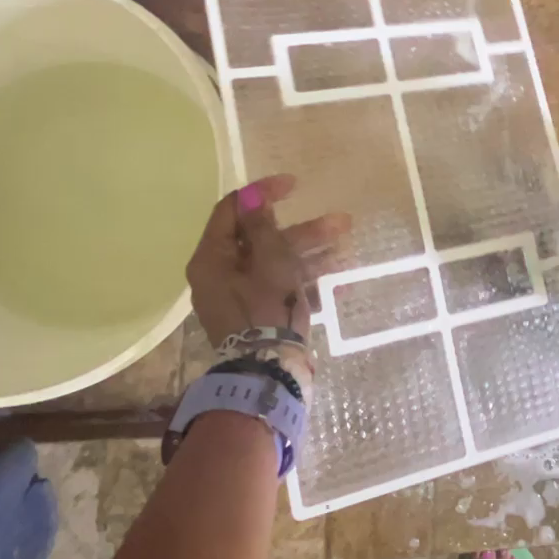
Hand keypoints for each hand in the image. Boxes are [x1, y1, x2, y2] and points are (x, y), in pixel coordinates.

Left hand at [186, 175, 350, 387]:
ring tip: (347, 248)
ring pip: (275, 264)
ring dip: (311, 254)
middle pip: (261, 240)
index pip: (232, 210)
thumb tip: (251, 195)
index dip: (263, 192)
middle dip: (304, 231)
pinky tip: (337, 281)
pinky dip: (303, 281)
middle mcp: (219, 275)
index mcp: (212, 258)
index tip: (294, 185)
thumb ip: (262, 225)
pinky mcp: (254, 315)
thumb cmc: (267, 309)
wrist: (268, 373)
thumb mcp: (270, 261)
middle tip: (340, 223)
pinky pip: (278, 287)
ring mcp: (237, 297)